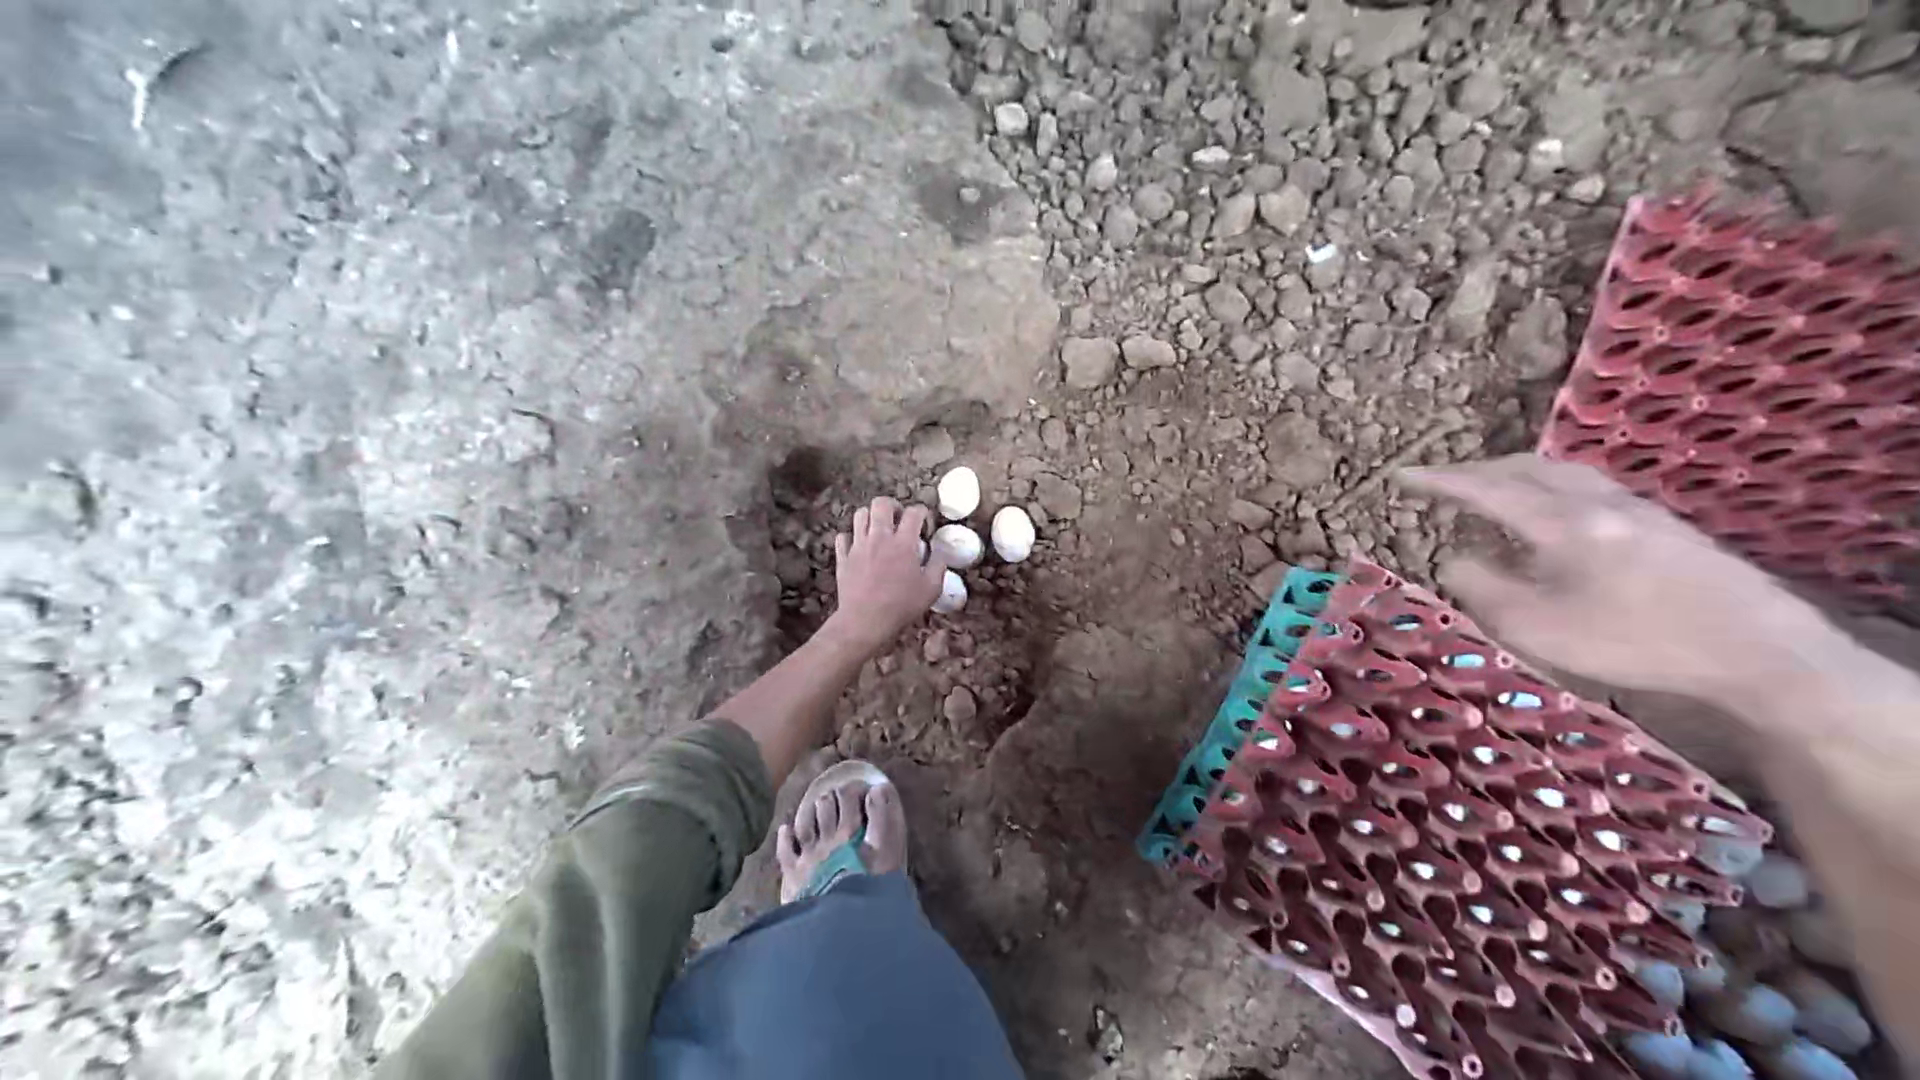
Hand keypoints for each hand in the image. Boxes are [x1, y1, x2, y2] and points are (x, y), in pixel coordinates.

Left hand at [822, 496, 942, 655]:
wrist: (865, 621)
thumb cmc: (901, 606)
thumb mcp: (931, 589)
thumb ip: (938, 566)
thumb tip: (940, 554)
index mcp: (903, 543)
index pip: (914, 512)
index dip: (922, 513)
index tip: (924, 526)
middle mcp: (879, 537)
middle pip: (881, 503)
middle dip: (892, 506)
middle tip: (898, 519)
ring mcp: (858, 546)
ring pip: (860, 514)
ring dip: (871, 518)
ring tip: (879, 530)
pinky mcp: (843, 557)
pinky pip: (843, 537)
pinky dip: (851, 537)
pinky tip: (859, 546)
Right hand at [1398, 455, 1841, 704]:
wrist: (1761, 655)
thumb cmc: (1632, 641)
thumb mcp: (1532, 625)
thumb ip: (1479, 586)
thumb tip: (1452, 557)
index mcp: (1561, 522)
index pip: (1484, 489)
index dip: (1437, 480)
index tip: (1400, 475)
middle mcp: (1597, 503)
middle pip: (1527, 469)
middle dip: (1476, 472)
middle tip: (1440, 484)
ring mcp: (1637, 511)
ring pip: (1562, 474)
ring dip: (1515, 476)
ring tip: (1489, 492)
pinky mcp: (1664, 526)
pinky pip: (1588, 489)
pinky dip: (1549, 489)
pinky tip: (1550, 514)